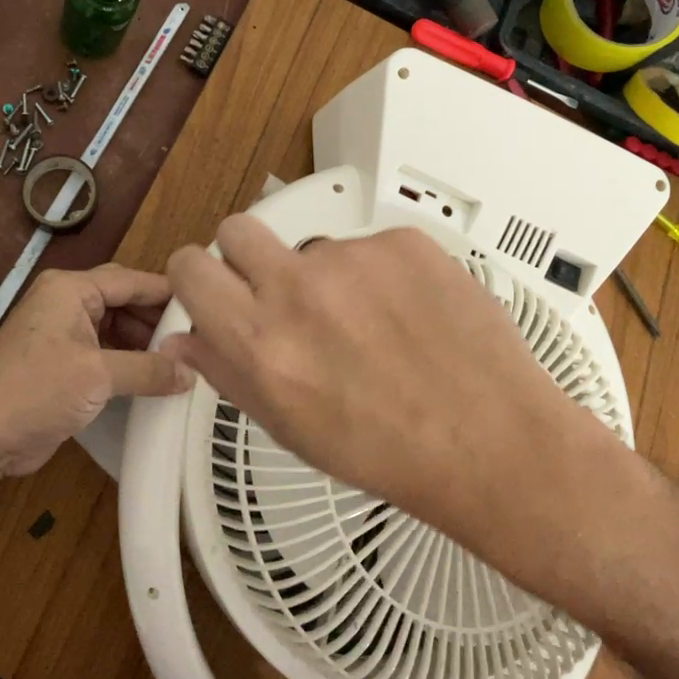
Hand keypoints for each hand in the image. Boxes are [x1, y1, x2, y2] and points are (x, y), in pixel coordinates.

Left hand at [0, 264, 193, 477]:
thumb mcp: (98, 376)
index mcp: (71, 289)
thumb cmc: (36, 391)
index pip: (131, 281)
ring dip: (146, 345)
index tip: (209, 305)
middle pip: (125, 302)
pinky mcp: (63, 365)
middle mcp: (67, 304)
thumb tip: (191, 373)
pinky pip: (106, 355)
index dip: (169, 293)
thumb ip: (148, 369)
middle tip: (202, 340)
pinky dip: (130, 364)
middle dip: (159, 322)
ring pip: (117, 330)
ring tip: (187, 362)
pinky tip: (158, 380)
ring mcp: (64, 335)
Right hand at [162, 215, 619, 546]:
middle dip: (246, 253)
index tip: (211, 283)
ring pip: (311, 245)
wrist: (493, 443)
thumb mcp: (289, 427)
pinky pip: (369, 245)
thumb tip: (185, 339)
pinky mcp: (403, 243)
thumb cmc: (391, 451)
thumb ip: (226, 372)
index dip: (197, 274)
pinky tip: (406, 315)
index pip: (189, 266)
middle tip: (278, 288)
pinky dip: (380, 274)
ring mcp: (355, 258)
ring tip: (366, 323)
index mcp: (260, 340)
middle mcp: (299, 289)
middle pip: (236, 228)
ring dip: (324, 274)